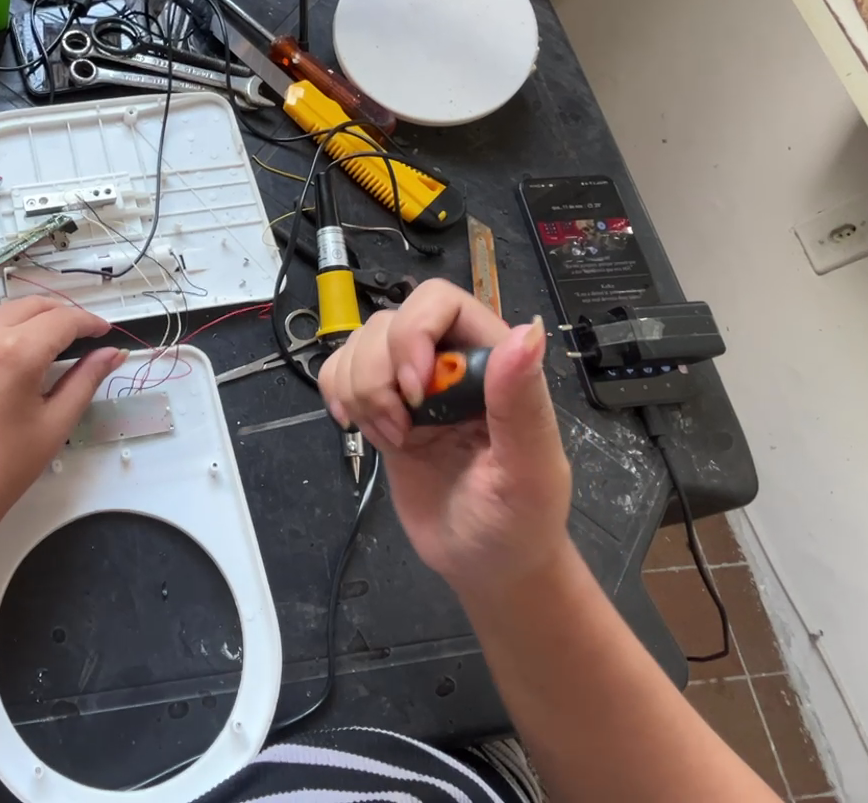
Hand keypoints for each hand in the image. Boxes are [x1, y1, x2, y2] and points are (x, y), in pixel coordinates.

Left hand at [0, 298, 126, 557]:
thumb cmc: (2, 469)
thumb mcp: (55, 423)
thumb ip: (86, 379)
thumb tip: (111, 354)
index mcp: (15, 351)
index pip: (63, 320)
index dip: (90, 322)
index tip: (106, 332)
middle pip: (33, 306)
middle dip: (63, 314)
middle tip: (85, 336)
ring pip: (5, 312)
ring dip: (33, 319)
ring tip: (54, 345)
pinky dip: (6, 330)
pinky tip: (17, 356)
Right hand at [318, 280, 571, 596]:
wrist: (482, 564)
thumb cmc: (518, 523)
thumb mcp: (530, 471)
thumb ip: (522, 404)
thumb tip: (526, 331)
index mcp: (493, 362)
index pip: (439, 302)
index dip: (414, 333)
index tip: (414, 391)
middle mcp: (448, 361)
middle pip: (387, 323)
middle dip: (378, 374)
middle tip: (401, 430)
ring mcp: (410, 384)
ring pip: (358, 345)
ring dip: (359, 392)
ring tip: (391, 438)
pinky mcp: (381, 407)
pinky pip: (338, 372)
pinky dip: (338, 397)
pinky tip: (363, 430)